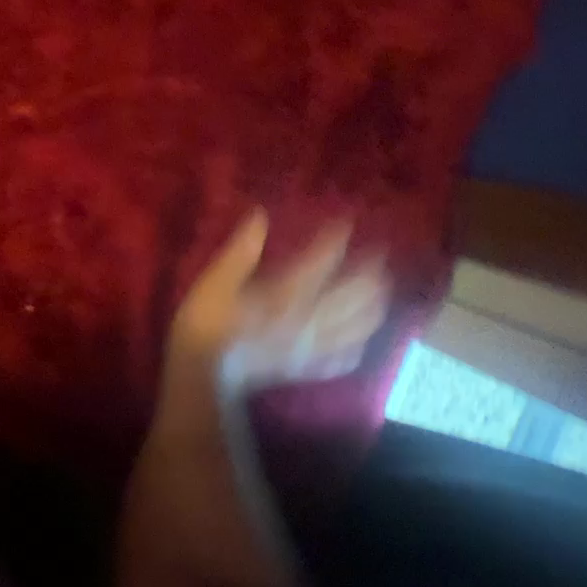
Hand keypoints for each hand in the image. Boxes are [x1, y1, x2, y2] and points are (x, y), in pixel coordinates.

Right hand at [170, 208, 389, 395]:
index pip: (321, 262)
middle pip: (355, 294)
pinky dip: (358, 342)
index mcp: (288, 294)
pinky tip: (356, 337)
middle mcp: (313, 319)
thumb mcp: (215, 280)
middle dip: (371, 273)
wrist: (206, 370)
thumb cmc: (206, 319)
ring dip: (376, 306)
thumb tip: (260, 217)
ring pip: (361, 325)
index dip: (336, 241)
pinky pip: (348, 355)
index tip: (346, 224)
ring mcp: (316, 346)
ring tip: (381, 293)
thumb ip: (241, 251)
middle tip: (378, 257)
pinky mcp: (311, 366)